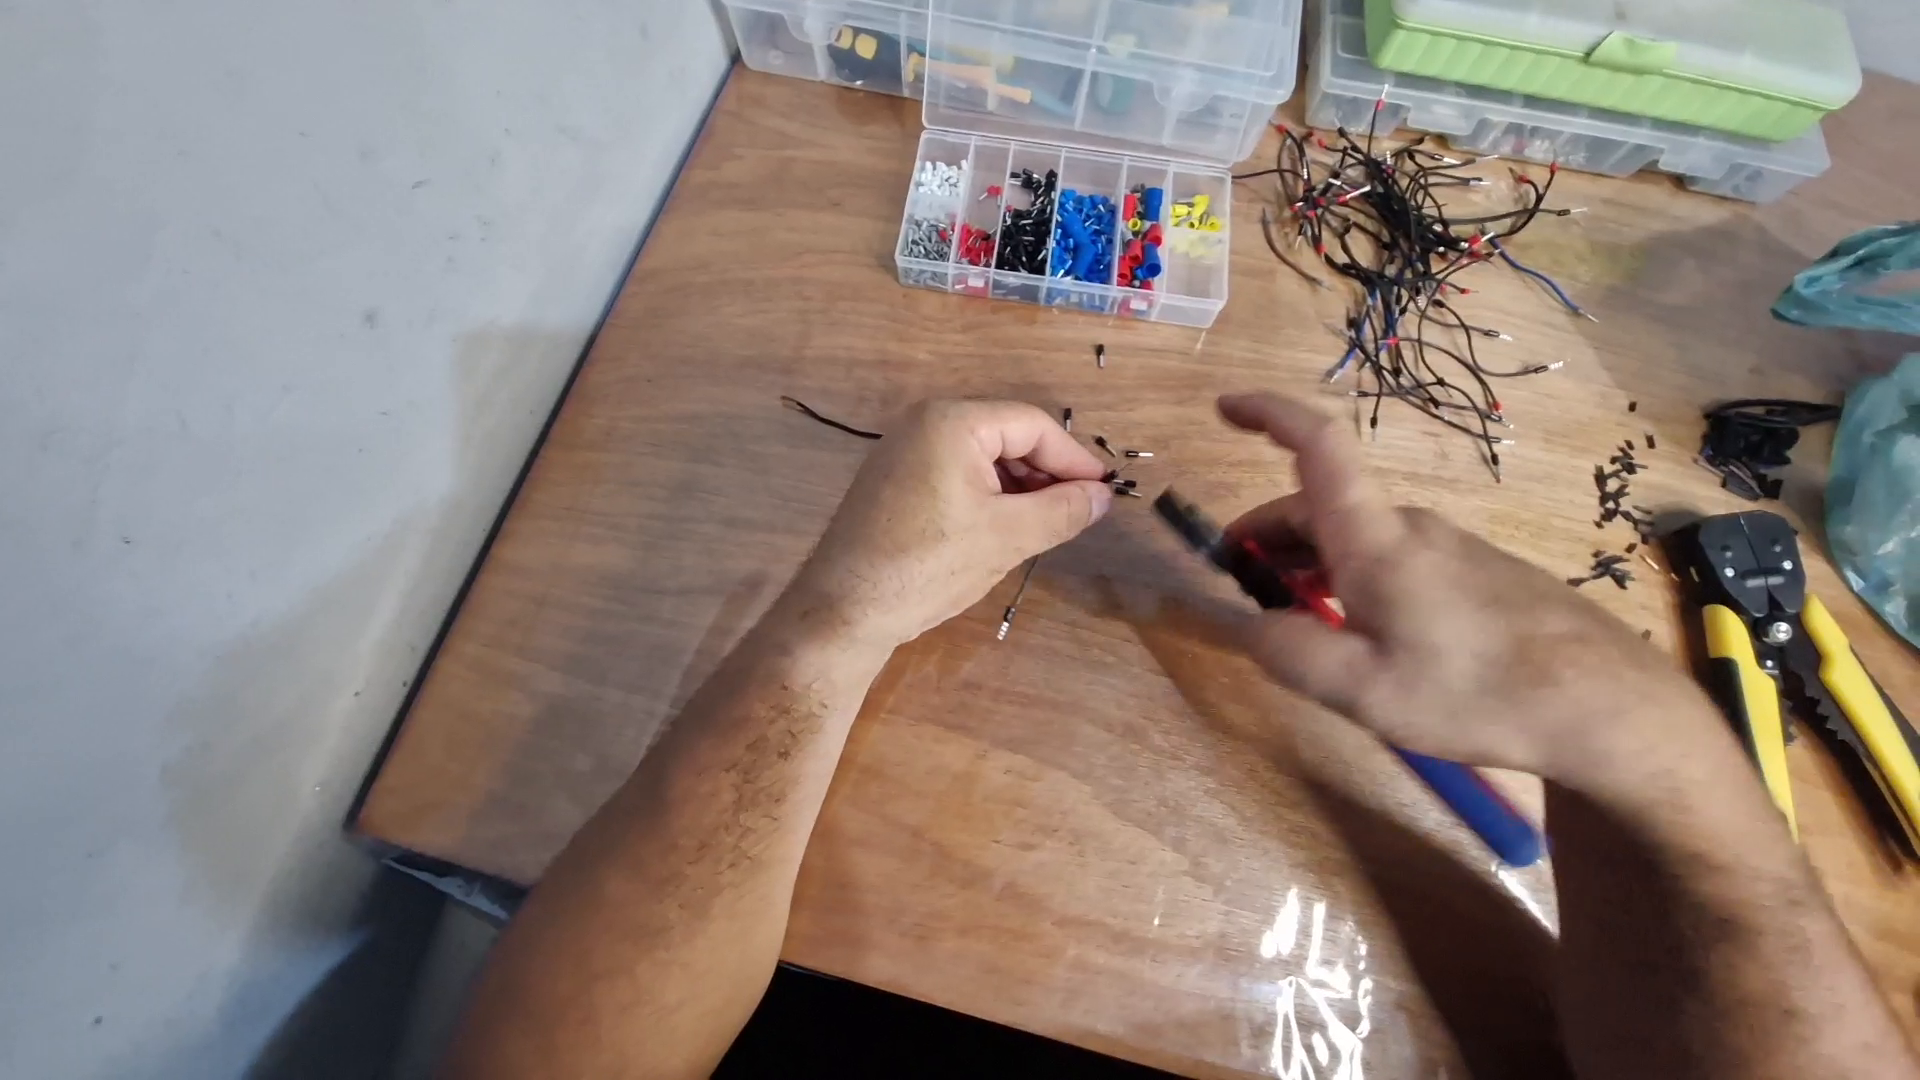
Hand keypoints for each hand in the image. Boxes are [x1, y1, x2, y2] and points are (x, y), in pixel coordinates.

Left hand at [785, 399, 1111, 648]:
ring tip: (1044, 525)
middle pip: (1007, 435)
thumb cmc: (927, 566)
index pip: (1033, 425)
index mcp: (953, 420)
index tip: (1104, 492)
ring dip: (1019, 487)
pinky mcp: (895, 479)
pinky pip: (956, 473)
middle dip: (1046, 473)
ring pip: (983, 456)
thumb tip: (1102, 496)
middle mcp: (925, 422)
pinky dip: (987, 495)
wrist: (843, 609)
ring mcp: (905, 449)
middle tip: (1077, 512)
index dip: (1074, 459)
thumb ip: (1063, 510)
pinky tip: (1002, 527)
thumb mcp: (1007, 537)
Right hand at [1216, 392, 1720, 788]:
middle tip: (1241, 589)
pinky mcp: (1474, 570)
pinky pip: (1388, 556)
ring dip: (1304, 562)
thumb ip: (1286, 651)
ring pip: (1351, 534)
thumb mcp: (1361, 689)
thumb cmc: (1476, 693)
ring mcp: (1447, 545)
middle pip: (1318, 504)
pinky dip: (1346, 576)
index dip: (1266, 414)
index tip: (1222, 407)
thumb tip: (1249, 624)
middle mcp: (1409, 525)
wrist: (1614, 712)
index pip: (1316, 445)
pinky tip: (1355, 630)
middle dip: (1265, 536)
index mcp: (1373, 537)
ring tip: (1291, 618)